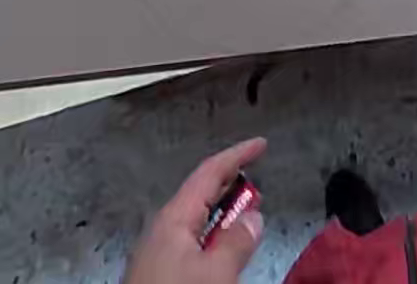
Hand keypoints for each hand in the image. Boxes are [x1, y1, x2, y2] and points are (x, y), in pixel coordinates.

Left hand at [124, 137, 266, 283]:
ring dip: (222, 217)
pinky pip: (188, 243)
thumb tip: (254, 216)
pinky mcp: (154, 276)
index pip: (209, 172)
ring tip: (245, 223)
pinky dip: (210, 239)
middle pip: (200, 193)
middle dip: (230, 186)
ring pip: (194, 221)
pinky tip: (220, 255)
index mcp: (174, 216)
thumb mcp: (215, 276)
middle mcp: (162, 227)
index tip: (262, 145)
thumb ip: (236, 243)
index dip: (238, 155)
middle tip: (259, 190)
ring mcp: (155, 253)